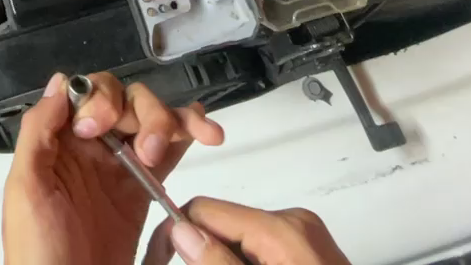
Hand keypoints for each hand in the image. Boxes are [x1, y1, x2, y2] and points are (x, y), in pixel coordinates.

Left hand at [2, 71, 225, 264]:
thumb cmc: (36, 250)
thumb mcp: (26, 188)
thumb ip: (38, 132)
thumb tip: (61, 82)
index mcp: (60, 139)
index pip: (87, 94)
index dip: (99, 99)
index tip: (96, 128)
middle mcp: (91, 147)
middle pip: (125, 102)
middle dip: (143, 112)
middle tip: (145, 150)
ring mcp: (119, 169)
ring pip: (148, 122)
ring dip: (169, 121)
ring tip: (184, 140)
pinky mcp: (143, 196)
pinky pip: (166, 156)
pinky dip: (185, 136)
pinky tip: (202, 130)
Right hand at [143, 197, 352, 264]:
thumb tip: (180, 230)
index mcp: (280, 229)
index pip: (205, 210)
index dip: (177, 235)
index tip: (158, 263)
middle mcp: (293, 223)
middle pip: (223, 227)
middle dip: (204, 257)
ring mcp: (306, 239)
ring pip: (241, 245)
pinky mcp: (312, 256)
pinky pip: (263, 255)